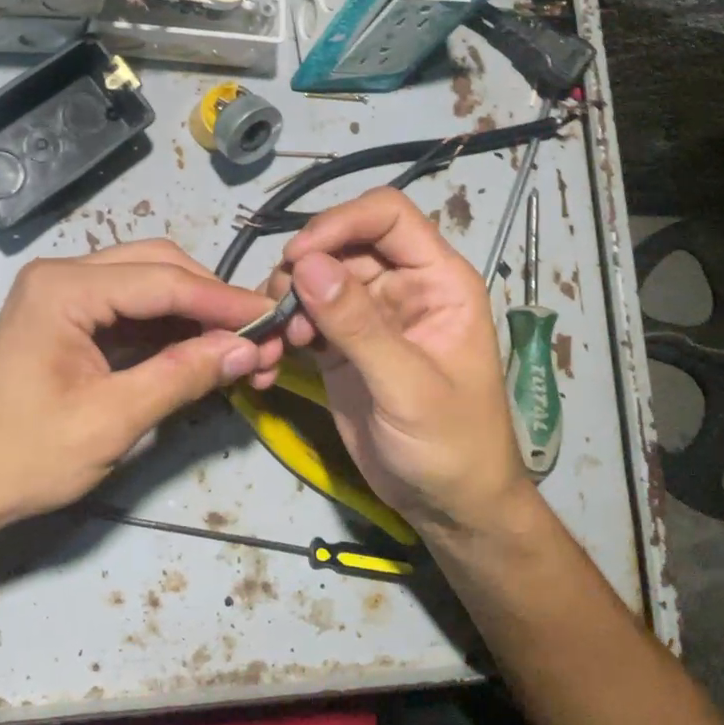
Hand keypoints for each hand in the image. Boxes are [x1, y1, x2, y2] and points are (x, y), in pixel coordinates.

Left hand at [0, 240, 279, 537]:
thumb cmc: (25, 458)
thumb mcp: (111, 420)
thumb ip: (181, 375)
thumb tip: (249, 348)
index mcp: (63, 288)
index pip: (163, 280)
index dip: (224, 300)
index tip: (278, 320)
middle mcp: (63, 275)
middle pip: (158, 269)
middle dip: (212, 301)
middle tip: (262, 340)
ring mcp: (63, 295)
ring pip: (149, 287)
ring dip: (196, 315)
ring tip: (244, 351)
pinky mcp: (69, 320)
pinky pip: (131, 312)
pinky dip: (170, 331)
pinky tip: (204, 353)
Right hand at [266, 187, 528, 537]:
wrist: (448, 508)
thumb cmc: (452, 446)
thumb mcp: (409, 387)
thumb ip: (359, 325)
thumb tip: (306, 264)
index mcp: (437, 280)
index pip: (388, 217)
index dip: (341, 223)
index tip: (298, 257)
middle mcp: (400, 286)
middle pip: (340, 244)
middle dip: (303, 269)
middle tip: (279, 314)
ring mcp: (367, 315)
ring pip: (313, 278)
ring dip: (284, 302)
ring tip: (277, 344)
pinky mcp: (339, 344)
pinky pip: (301, 316)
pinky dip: (279, 331)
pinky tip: (271, 360)